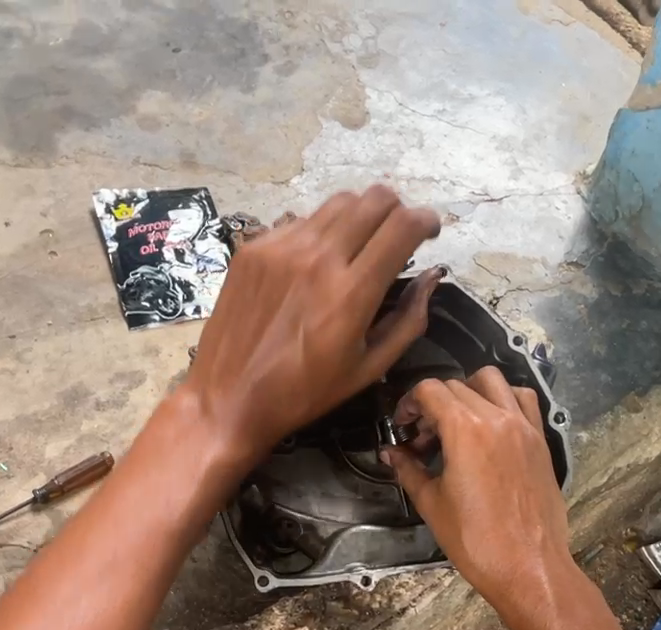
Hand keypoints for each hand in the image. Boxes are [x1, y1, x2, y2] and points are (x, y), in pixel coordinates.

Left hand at [181, 186, 442, 462]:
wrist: (228, 399)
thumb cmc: (303, 393)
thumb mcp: (368, 369)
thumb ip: (408, 321)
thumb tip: (431, 278)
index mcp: (351, 293)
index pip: (402, 226)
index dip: (426, 220)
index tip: (430, 231)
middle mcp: (318, 258)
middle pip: (374, 199)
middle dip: (397, 210)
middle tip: (398, 235)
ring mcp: (281, 247)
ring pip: (337, 203)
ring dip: (360, 215)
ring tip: (358, 246)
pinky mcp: (254, 248)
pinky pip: (300, 221)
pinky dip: (320, 232)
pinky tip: (315, 263)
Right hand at [383, 368, 573, 610]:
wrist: (528, 566)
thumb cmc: (475, 540)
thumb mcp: (431, 504)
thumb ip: (409, 470)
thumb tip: (390, 453)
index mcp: (466, 430)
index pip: (430, 390)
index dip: (409, 402)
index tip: (402, 424)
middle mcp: (497, 418)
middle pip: (457, 385)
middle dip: (433, 404)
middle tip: (422, 436)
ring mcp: (524, 427)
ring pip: (493, 381)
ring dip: (469, 390)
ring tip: (457, 421)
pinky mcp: (540, 441)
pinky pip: (523, 400)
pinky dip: (504, 399)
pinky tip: (492, 424)